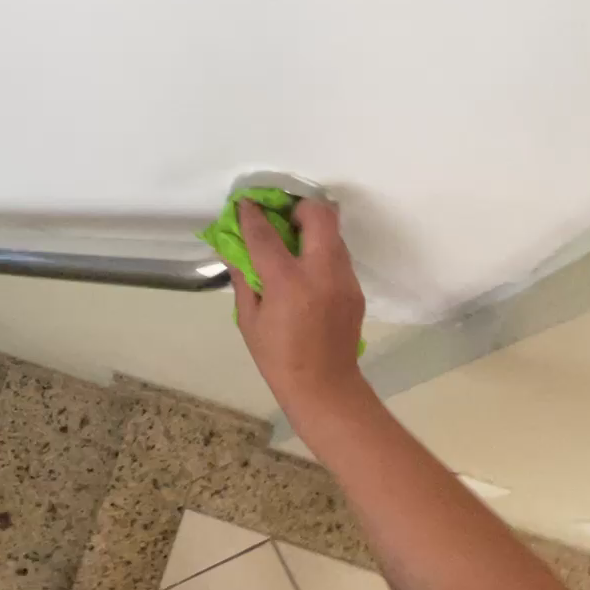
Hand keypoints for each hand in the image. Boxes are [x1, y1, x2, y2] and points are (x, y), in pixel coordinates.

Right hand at [231, 198, 368, 414]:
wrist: (324, 385)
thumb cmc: (278, 358)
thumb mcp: (249, 321)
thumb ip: (244, 280)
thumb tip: (235, 252)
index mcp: (288, 282)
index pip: (266, 234)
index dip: (252, 215)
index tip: (245, 204)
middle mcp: (321, 272)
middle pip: (319, 213)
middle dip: (297, 207)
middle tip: (282, 219)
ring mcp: (344, 278)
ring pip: (333, 233)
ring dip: (312, 230)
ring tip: (293, 246)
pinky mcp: (355, 288)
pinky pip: (338, 257)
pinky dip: (321, 254)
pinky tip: (306, 276)